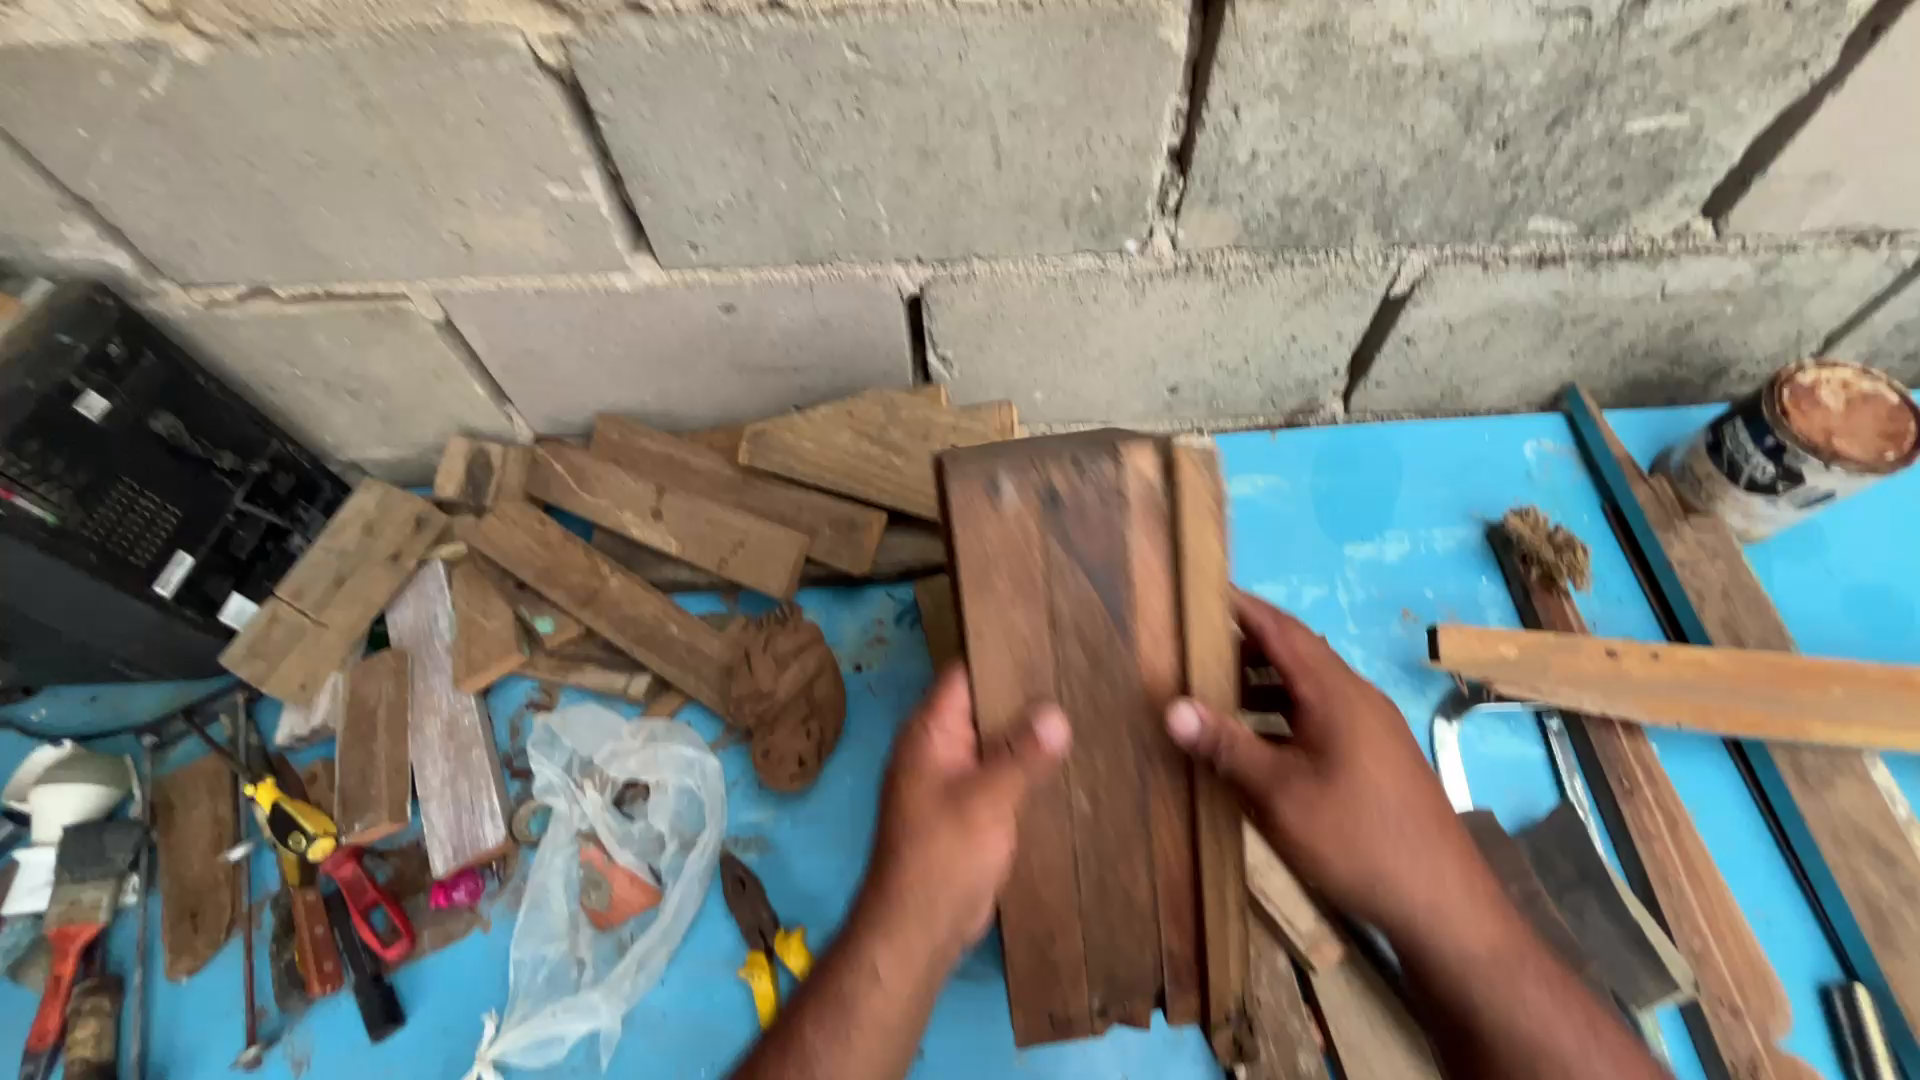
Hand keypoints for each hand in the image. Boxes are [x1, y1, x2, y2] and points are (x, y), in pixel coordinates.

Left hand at [858, 665, 1071, 959]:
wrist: (919, 927)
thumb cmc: (945, 852)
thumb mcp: (987, 798)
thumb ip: (1022, 754)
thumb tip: (1058, 712)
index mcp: (930, 730)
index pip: (964, 672)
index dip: (1000, 652)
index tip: (1046, 639)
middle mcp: (937, 745)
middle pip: (981, 704)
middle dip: (1022, 692)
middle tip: (1076, 672)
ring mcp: (951, 776)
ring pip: (992, 739)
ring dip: (1026, 730)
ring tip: (1080, 707)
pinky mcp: (966, 805)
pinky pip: (997, 770)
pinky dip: (1023, 763)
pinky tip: (1062, 759)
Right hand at [1166, 592, 1497, 940]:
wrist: (1444, 905)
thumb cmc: (1356, 838)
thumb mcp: (1279, 793)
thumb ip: (1225, 745)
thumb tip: (1171, 707)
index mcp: (1335, 692)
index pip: (1280, 628)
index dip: (1239, 607)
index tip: (1199, 594)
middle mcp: (1356, 697)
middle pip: (1294, 651)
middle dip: (1242, 645)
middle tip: (1191, 648)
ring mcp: (1370, 726)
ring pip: (1307, 685)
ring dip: (1261, 682)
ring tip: (1212, 693)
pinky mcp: (1375, 754)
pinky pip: (1319, 712)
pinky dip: (1281, 711)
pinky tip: (1256, 740)